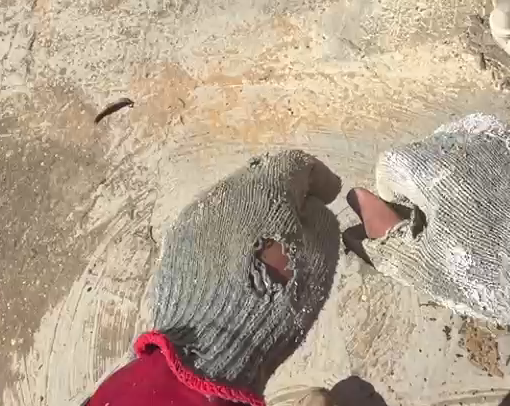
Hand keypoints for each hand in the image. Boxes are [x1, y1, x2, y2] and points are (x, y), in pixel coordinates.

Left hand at [149, 151, 340, 396]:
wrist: (209, 345)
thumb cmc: (275, 298)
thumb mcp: (321, 257)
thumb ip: (321, 218)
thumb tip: (308, 206)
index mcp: (266, 186)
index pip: (297, 163)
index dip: (318, 177)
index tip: (330, 195)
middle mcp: (228, 188)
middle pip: (264, 177)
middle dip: (285, 192)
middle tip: (300, 216)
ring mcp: (198, 212)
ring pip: (237, 199)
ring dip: (256, 212)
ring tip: (267, 241)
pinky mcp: (179, 238)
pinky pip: (214, 223)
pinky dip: (232, 231)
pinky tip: (238, 259)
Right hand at [347, 115, 509, 346]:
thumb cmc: (484, 269)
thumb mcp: (424, 266)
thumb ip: (382, 234)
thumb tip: (356, 203)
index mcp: (425, 162)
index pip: (389, 168)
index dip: (401, 202)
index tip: (424, 228)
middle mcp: (453, 135)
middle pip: (422, 157)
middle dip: (429, 186)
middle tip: (455, 226)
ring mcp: (489, 133)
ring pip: (454, 150)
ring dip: (456, 174)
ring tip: (481, 212)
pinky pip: (484, 148)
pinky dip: (484, 168)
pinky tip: (502, 200)